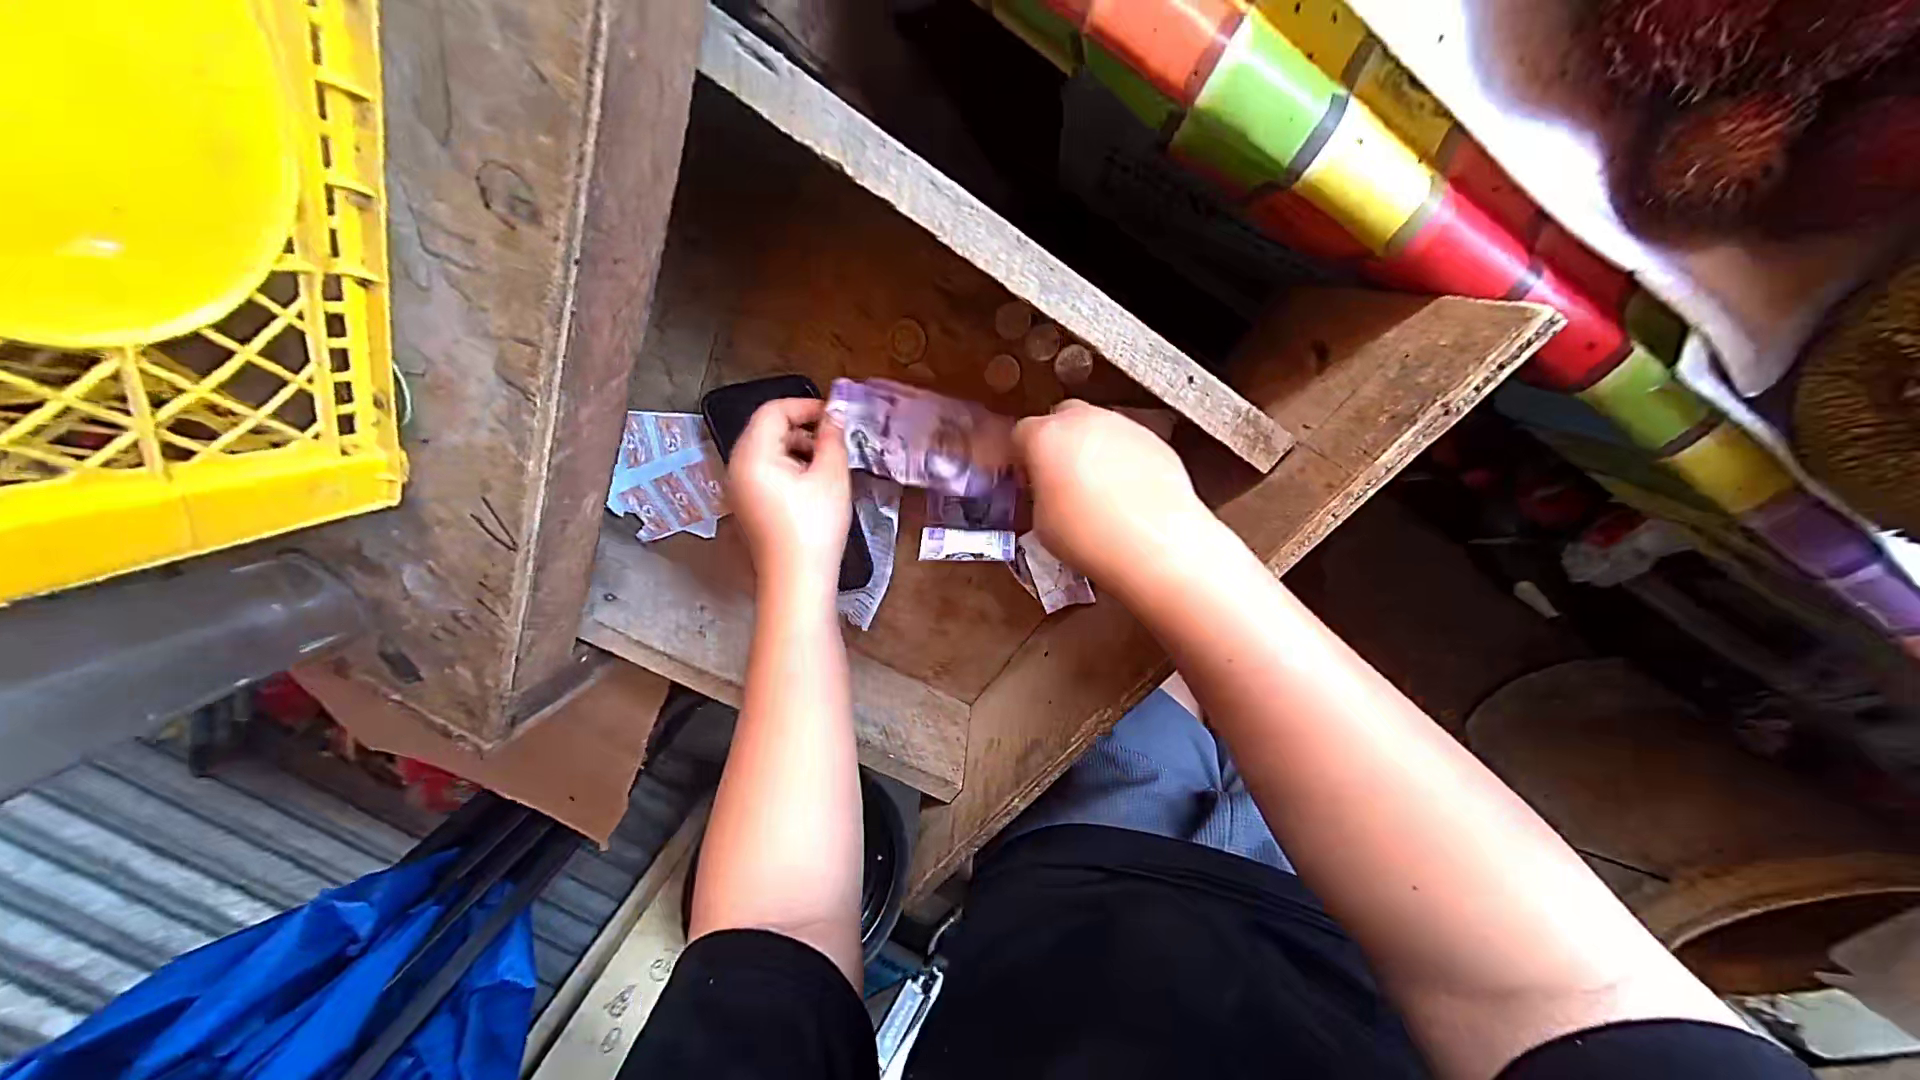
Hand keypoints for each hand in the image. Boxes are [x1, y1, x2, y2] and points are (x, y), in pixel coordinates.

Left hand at [727, 398, 850, 590]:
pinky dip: (789, 467)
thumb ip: (833, 437)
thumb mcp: (831, 476)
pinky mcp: (748, 505)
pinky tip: (814, 483)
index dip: (805, 405)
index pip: (773, 410)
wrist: (797, 580)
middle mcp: (737, 468)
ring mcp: (739, 488)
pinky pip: (766, 472)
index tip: (834, 414)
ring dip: (797, 447)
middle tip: (834, 437)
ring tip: (828, 462)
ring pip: (767, 450)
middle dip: (802, 426)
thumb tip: (835, 414)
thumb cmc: (814, 529)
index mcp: (752, 456)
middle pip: (766, 428)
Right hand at [1013, 401, 1217, 594]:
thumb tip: (1043, 493)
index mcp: (1046, 436)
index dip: (1020, 457)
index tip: (1024, 477)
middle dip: (1056, 443)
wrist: (1157, 546)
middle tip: (1056, 478)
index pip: (1021, 433)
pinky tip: (1122, 493)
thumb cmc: (1094, 538)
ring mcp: (1123, 426)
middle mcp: (1084, 420)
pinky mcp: (1154, 439)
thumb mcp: (1041, 523)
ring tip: (1093, 490)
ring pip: (1096, 427)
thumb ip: (1036, 493)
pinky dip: (1121, 459)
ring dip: (1090, 449)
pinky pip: (1127, 442)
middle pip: (1060, 418)